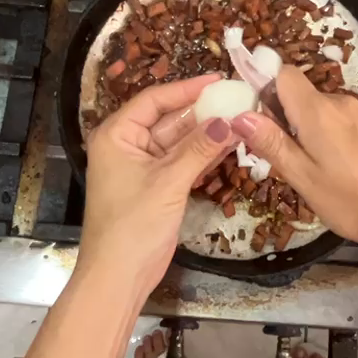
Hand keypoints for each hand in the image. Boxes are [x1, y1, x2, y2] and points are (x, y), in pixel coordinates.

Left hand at [81, 74, 240, 295]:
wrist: (118, 277)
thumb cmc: (132, 225)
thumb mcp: (168, 182)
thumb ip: (199, 149)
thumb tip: (230, 120)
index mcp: (117, 135)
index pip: (154, 100)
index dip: (187, 89)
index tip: (218, 80)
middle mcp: (127, 145)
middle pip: (169, 119)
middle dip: (202, 112)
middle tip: (237, 100)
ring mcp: (143, 167)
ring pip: (179, 141)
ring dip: (207, 134)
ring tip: (240, 120)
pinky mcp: (157, 186)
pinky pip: (183, 161)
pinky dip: (203, 155)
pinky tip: (229, 146)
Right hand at [231, 66, 357, 250]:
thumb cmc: (351, 201)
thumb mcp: (303, 178)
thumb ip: (272, 143)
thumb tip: (239, 115)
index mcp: (317, 110)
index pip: (283, 72)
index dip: (263, 85)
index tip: (253, 114)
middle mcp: (337, 103)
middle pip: (297, 92)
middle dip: (280, 115)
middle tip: (276, 155)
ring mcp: (355, 114)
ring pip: (314, 109)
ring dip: (301, 129)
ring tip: (303, 168)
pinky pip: (332, 120)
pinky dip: (321, 136)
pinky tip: (327, 168)